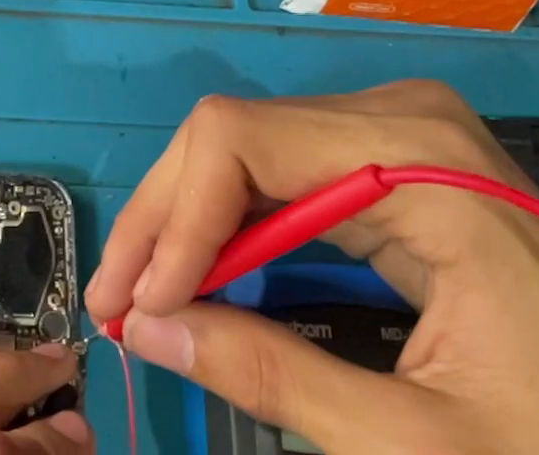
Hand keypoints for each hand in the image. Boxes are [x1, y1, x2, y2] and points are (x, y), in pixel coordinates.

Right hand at [86, 81, 538, 454]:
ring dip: (194, 224)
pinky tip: (212, 276)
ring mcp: (406, 133)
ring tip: (151, 297)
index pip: (238, 140)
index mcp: (414, 158)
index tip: (135, 306)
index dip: (170, 220)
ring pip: (252, 150)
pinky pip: (292, 173)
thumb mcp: (416, 443)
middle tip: (122, 305)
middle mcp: (401, 116)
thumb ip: (266, 371)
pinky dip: (242, 226)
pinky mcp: (407, 163)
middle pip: (234, 137)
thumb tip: (147, 328)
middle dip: (168, 222)